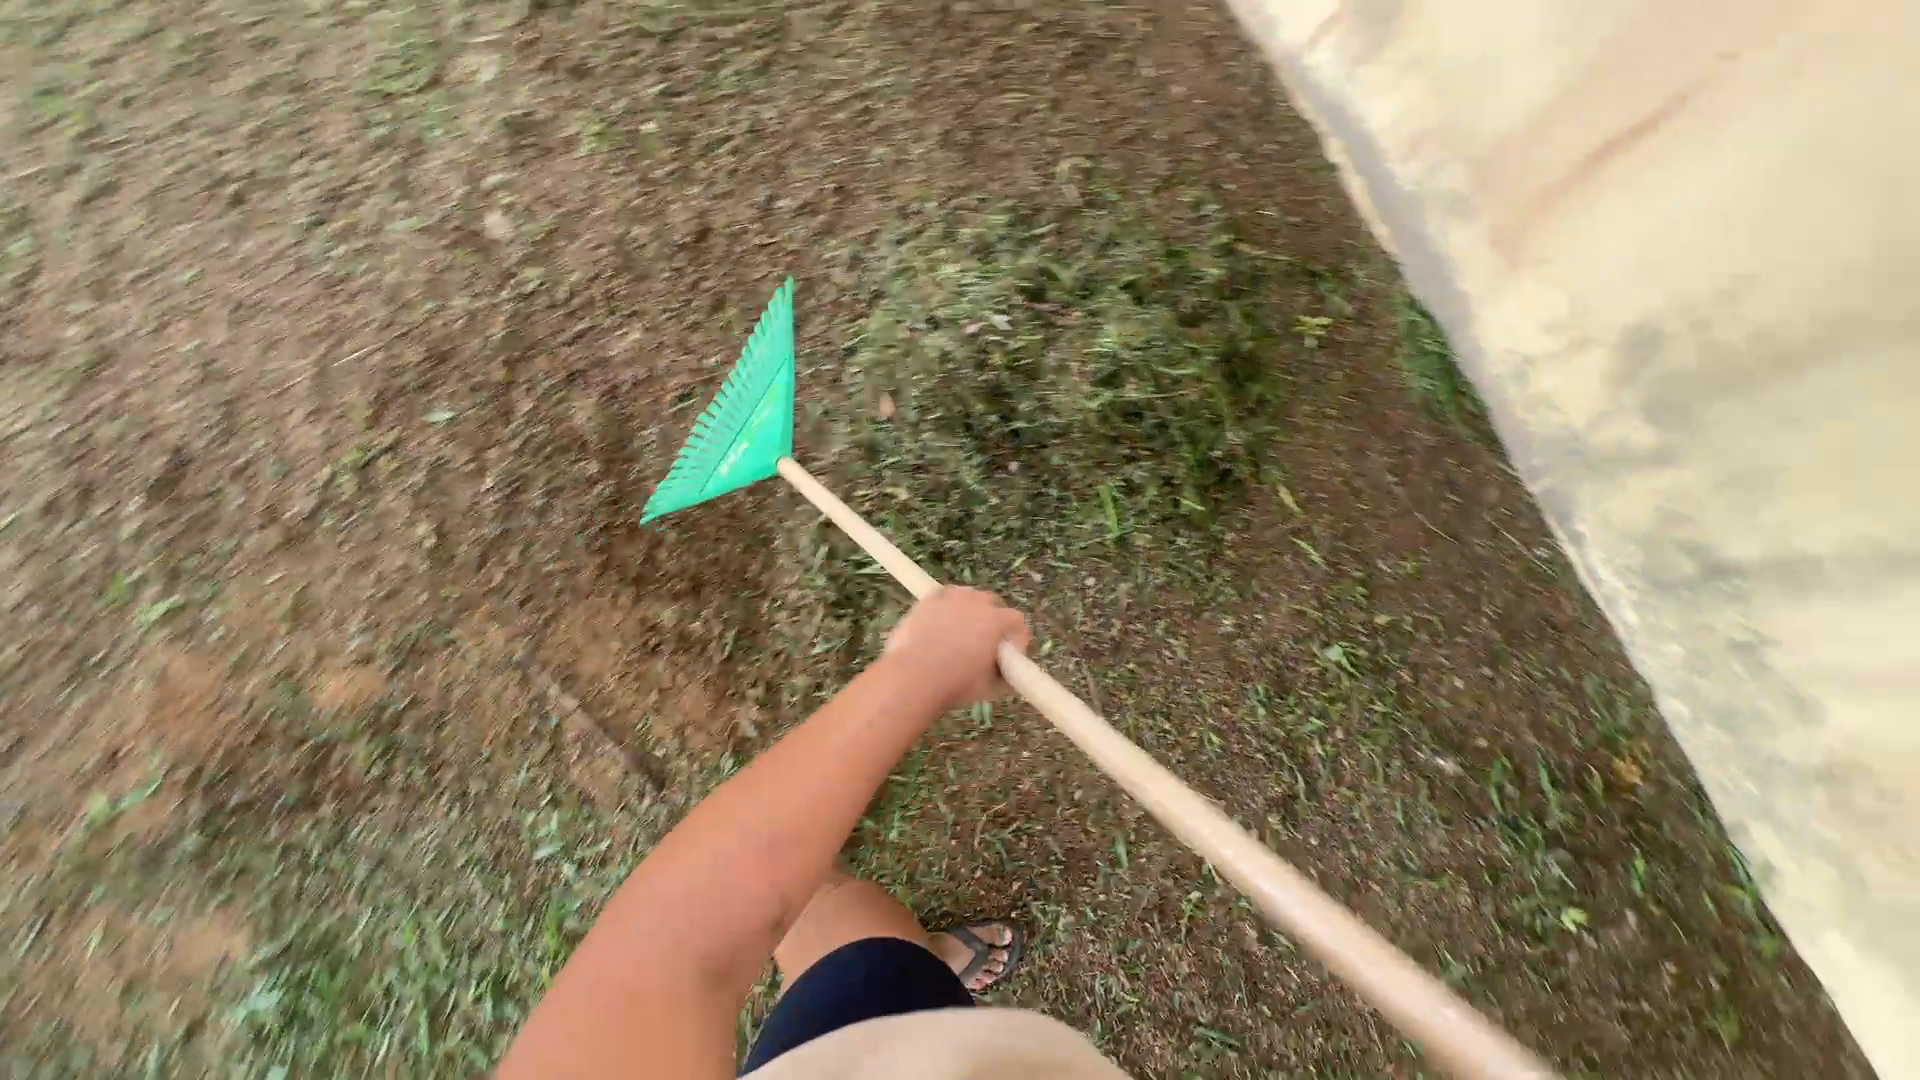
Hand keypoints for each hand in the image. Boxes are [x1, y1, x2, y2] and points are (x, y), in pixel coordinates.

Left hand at [883, 586, 1031, 709]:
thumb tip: (1010, 678)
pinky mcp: (928, 600)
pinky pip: (944, 595)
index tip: (1009, 656)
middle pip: (994, 603)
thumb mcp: (989, 689)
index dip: (1016, 638)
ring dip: (970, 609)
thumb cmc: (955, 684)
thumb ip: (1005, 679)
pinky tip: (941, 621)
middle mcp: (976, 603)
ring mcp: (951, 598)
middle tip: (984, 644)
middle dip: (993, 621)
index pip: (1018, 621)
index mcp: (996, 622)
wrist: (913, 676)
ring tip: (960, 631)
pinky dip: (947, 606)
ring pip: (969, 595)